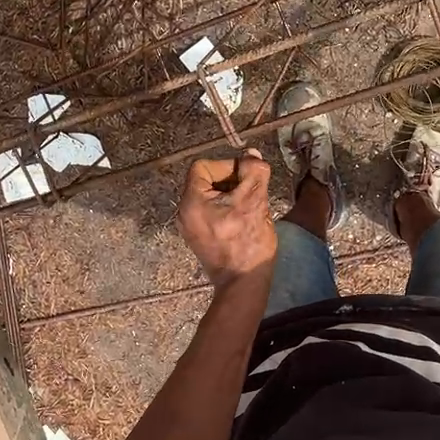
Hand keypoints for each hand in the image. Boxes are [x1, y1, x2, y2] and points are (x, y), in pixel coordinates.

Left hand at [177, 152, 275, 289]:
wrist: (244, 284)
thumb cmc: (247, 241)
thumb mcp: (255, 200)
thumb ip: (254, 172)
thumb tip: (252, 155)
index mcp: (191, 201)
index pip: (203, 166)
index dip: (227, 166)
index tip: (246, 177)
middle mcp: (184, 212)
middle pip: (206, 180)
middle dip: (232, 181)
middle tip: (252, 191)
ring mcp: (191, 227)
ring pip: (211, 196)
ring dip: (233, 195)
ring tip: (251, 206)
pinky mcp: (200, 238)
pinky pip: (211, 212)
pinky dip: (228, 209)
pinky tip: (245, 220)